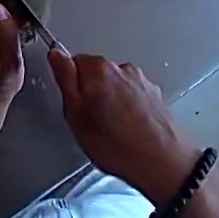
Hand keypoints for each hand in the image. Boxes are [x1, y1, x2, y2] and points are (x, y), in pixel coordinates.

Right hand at [48, 51, 200, 203]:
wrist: (162, 162)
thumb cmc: (117, 144)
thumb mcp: (76, 114)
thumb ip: (65, 79)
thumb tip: (56, 55)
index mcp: (98, 69)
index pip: (74, 62)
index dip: (71, 86)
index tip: (74, 105)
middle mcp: (121, 68)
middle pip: (96, 73)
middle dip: (91, 93)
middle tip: (91, 122)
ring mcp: (141, 81)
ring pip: (115, 85)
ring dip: (111, 101)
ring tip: (112, 131)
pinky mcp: (154, 95)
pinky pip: (133, 96)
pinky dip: (129, 108)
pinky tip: (128, 130)